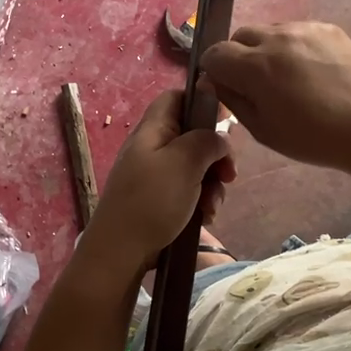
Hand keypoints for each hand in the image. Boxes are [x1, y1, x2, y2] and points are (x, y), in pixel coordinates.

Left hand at [87, 90, 234, 266]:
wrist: (122, 252)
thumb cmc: (152, 200)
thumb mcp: (185, 162)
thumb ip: (207, 140)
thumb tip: (219, 137)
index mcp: (152, 130)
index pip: (175, 98)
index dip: (201, 101)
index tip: (226, 119)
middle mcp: (152, 149)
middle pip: (192, 136)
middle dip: (215, 155)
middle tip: (228, 175)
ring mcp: (154, 176)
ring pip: (195, 168)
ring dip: (211, 184)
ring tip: (212, 206)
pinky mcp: (159, 201)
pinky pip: (188, 192)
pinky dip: (200, 202)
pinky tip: (204, 218)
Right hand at [201, 22, 350, 170]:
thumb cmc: (314, 138)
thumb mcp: (263, 130)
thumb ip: (232, 100)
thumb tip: (212, 80)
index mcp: (256, 66)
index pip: (215, 53)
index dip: (213, 70)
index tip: (223, 86)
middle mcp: (277, 38)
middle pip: (240, 37)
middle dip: (238, 57)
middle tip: (254, 85)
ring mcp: (305, 29)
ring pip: (269, 32)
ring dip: (266, 50)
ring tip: (286, 79)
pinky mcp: (328, 28)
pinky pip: (296, 32)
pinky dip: (293, 48)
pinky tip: (310, 73)